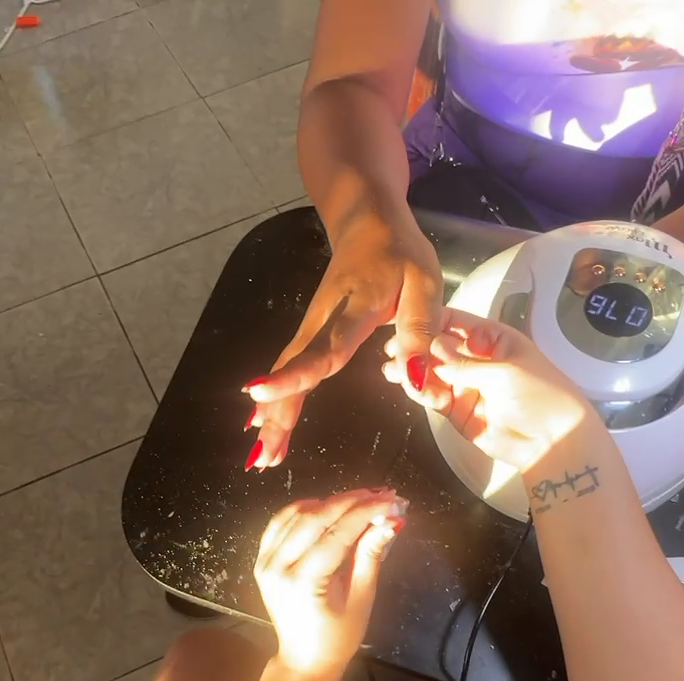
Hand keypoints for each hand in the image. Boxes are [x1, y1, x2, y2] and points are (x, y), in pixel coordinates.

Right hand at [240, 210, 441, 468]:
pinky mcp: (309, 335)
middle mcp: (322, 323)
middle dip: (277, 415)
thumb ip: (420, 332)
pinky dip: (276, 401)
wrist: (365, 220)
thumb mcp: (424, 284)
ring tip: (260, 456)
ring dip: (273, 417)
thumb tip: (415, 383)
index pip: (322, 349)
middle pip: (294, 372)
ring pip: (287, 375)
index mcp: (353, 310)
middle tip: (262, 458)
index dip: (292, 376)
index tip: (259, 395)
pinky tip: (261, 427)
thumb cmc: (399, 252)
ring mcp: (310, 329)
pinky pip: (290, 370)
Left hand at [255, 489, 406, 679]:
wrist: (303, 658)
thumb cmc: (337, 637)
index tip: (390, 499)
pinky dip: (302, 510)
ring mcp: (265, 562)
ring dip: (328, 502)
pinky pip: (279, 524)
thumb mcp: (361, 600)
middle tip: (378, 493)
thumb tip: (391, 522)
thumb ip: (370, 557)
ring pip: (295, 516)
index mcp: (303, 582)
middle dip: (349, 502)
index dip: (365, 512)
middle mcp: (278, 567)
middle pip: (314, 519)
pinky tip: (325, 507)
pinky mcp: (262, 559)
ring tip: (359, 499)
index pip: (337, 534)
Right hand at [384, 308, 597, 473]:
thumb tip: (431, 346)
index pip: (455, 322)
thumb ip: (464, 363)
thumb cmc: (540, 395)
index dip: (430, 321)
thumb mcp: (504, 372)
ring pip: (431, 373)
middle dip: (415, 348)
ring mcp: (464, 385)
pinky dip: (420, 392)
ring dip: (412, 371)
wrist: (553, 442)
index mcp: (492, 338)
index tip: (406, 325)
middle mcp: (475, 358)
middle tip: (392, 351)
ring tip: (391, 371)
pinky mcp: (456, 410)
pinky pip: (433, 397)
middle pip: (438, 347)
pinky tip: (408, 387)